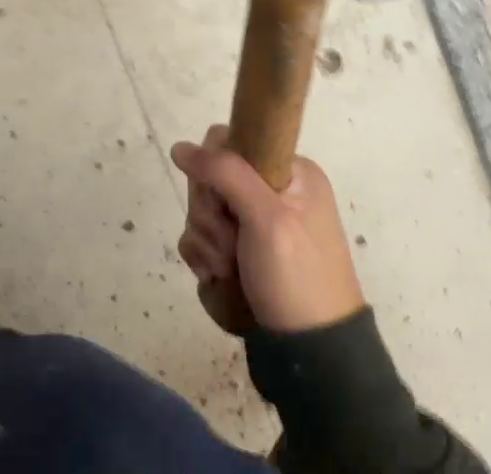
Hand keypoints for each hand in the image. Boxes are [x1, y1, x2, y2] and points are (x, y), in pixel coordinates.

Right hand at [170, 126, 364, 334]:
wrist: (311, 348)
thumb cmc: (297, 277)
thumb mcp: (267, 219)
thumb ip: (225, 174)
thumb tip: (179, 147)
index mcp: (290, 173)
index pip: (229, 143)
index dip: (215, 169)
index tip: (225, 201)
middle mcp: (272, 191)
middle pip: (209, 178)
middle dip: (209, 213)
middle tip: (230, 241)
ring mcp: (253, 222)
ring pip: (200, 209)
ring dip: (206, 239)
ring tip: (229, 266)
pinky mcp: (238, 249)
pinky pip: (200, 236)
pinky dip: (203, 256)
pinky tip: (219, 275)